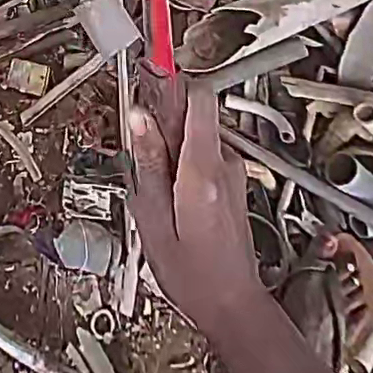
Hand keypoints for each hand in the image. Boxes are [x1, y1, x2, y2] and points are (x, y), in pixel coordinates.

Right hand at [128, 70, 268, 337]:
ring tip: (154, 181)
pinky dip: (182, 159)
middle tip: (139, 144)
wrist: (233, 305)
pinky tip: (170, 192)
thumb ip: (146, 161)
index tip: (151, 67)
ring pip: (195, 133)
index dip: (173, 79)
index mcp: (203, 170)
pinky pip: (202, 151)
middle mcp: (225, 164)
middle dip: (162, 121)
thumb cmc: (192, 271)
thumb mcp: (152, 216)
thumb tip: (138, 117)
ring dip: (170, 144)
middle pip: (191, 115)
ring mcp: (233, 170)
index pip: (199, 99)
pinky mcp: (233, 179)